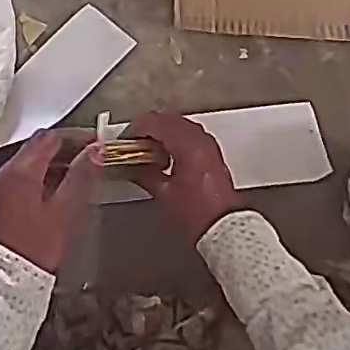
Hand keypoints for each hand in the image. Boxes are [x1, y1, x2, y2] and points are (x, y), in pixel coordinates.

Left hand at [0, 129, 100, 272]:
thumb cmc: (37, 247)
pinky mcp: (8, 196)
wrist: (14, 278)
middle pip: (42, 144)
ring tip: (85, 165)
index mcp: (22, 172)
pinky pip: (32, 171)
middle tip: (94, 151)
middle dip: (69, 144)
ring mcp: (6, 184)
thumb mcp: (66, 208)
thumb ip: (82, 175)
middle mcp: (9, 173)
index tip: (97, 141)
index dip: (77, 136)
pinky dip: (51, 169)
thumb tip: (96, 152)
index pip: (52, 138)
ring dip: (61, 156)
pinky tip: (68, 181)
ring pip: (36, 157)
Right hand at [127, 113, 241, 242]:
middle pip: (170, 120)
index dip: (138, 128)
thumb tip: (134, 166)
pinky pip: (191, 135)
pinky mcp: (212, 154)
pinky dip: (176, 138)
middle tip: (134, 141)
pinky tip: (166, 154)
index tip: (126, 138)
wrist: (223, 229)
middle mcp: (201, 140)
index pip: (158, 123)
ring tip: (147, 148)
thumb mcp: (163, 194)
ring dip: (163, 132)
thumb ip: (145, 173)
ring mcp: (209, 146)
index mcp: (188, 146)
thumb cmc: (198, 215)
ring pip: (181, 125)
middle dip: (149, 127)